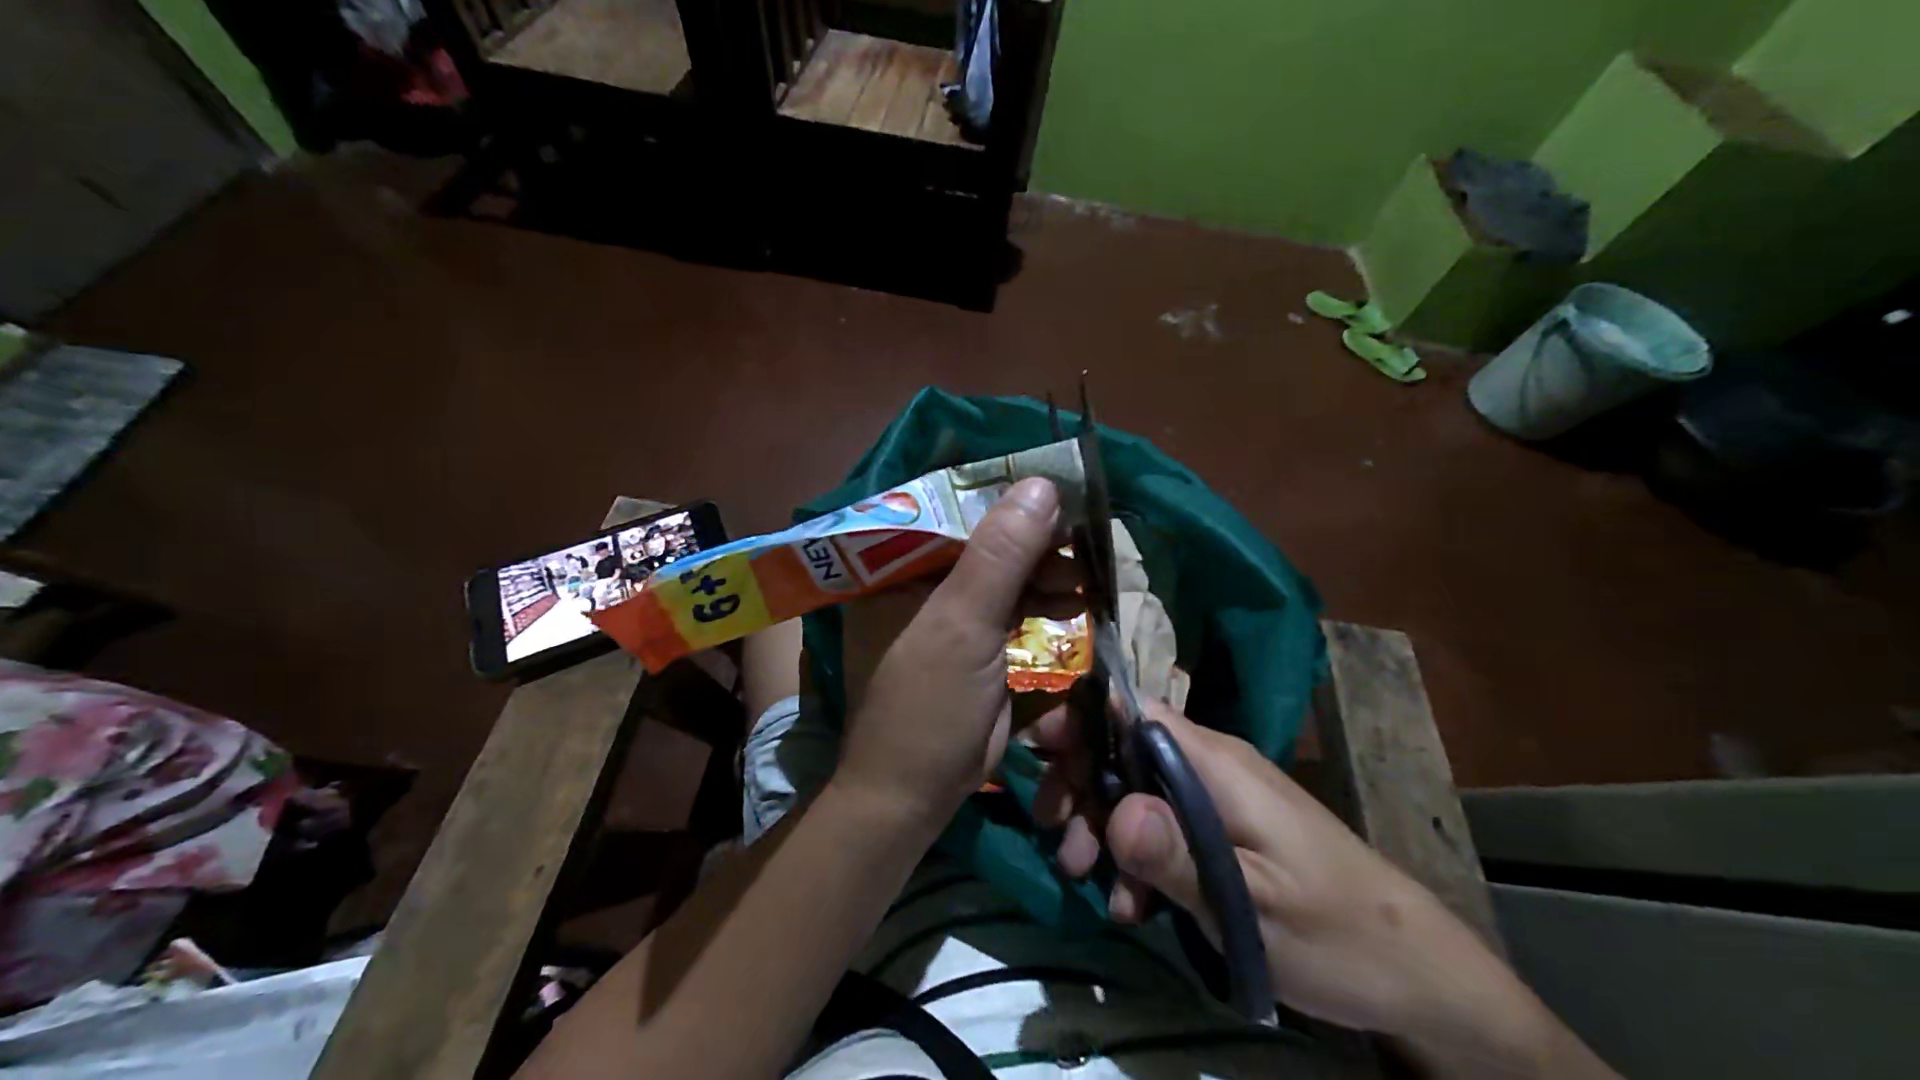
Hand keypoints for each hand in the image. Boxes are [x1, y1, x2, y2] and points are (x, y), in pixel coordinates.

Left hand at [831, 477, 1065, 827]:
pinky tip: (1075, 599)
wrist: (915, 793)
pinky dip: (1043, 599)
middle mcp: (916, 580)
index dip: (1003, 494)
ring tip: (1086, 573)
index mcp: (892, 566)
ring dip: (1046, 569)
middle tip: (1083, 536)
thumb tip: (1042, 485)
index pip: (949, 508)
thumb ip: (1000, 555)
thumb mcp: (962, 625)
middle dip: (1035, 537)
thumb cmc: (927, 704)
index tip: (1058, 486)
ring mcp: (947, 610)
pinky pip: (1012, 603)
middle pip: (983, 538)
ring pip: (1003, 570)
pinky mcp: (973, 639)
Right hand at [1032, 699, 1541, 1052]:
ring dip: (1102, 829)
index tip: (1039, 755)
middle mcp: (1209, 766)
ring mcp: (1214, 799)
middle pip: (1123, 751)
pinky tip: (1130, 903)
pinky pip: (1159, 826)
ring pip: (1135, 791)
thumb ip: (1179, 856)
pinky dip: (1134, 857)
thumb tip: (1115, 810)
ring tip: (1086, 878)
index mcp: (1215, 763)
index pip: (1134, 711)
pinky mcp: (1219, 830)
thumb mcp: (1251, 903)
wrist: (1411, 969)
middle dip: (1081, 788)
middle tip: (1056, 838)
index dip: (1081, 720)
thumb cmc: (1333, 930)